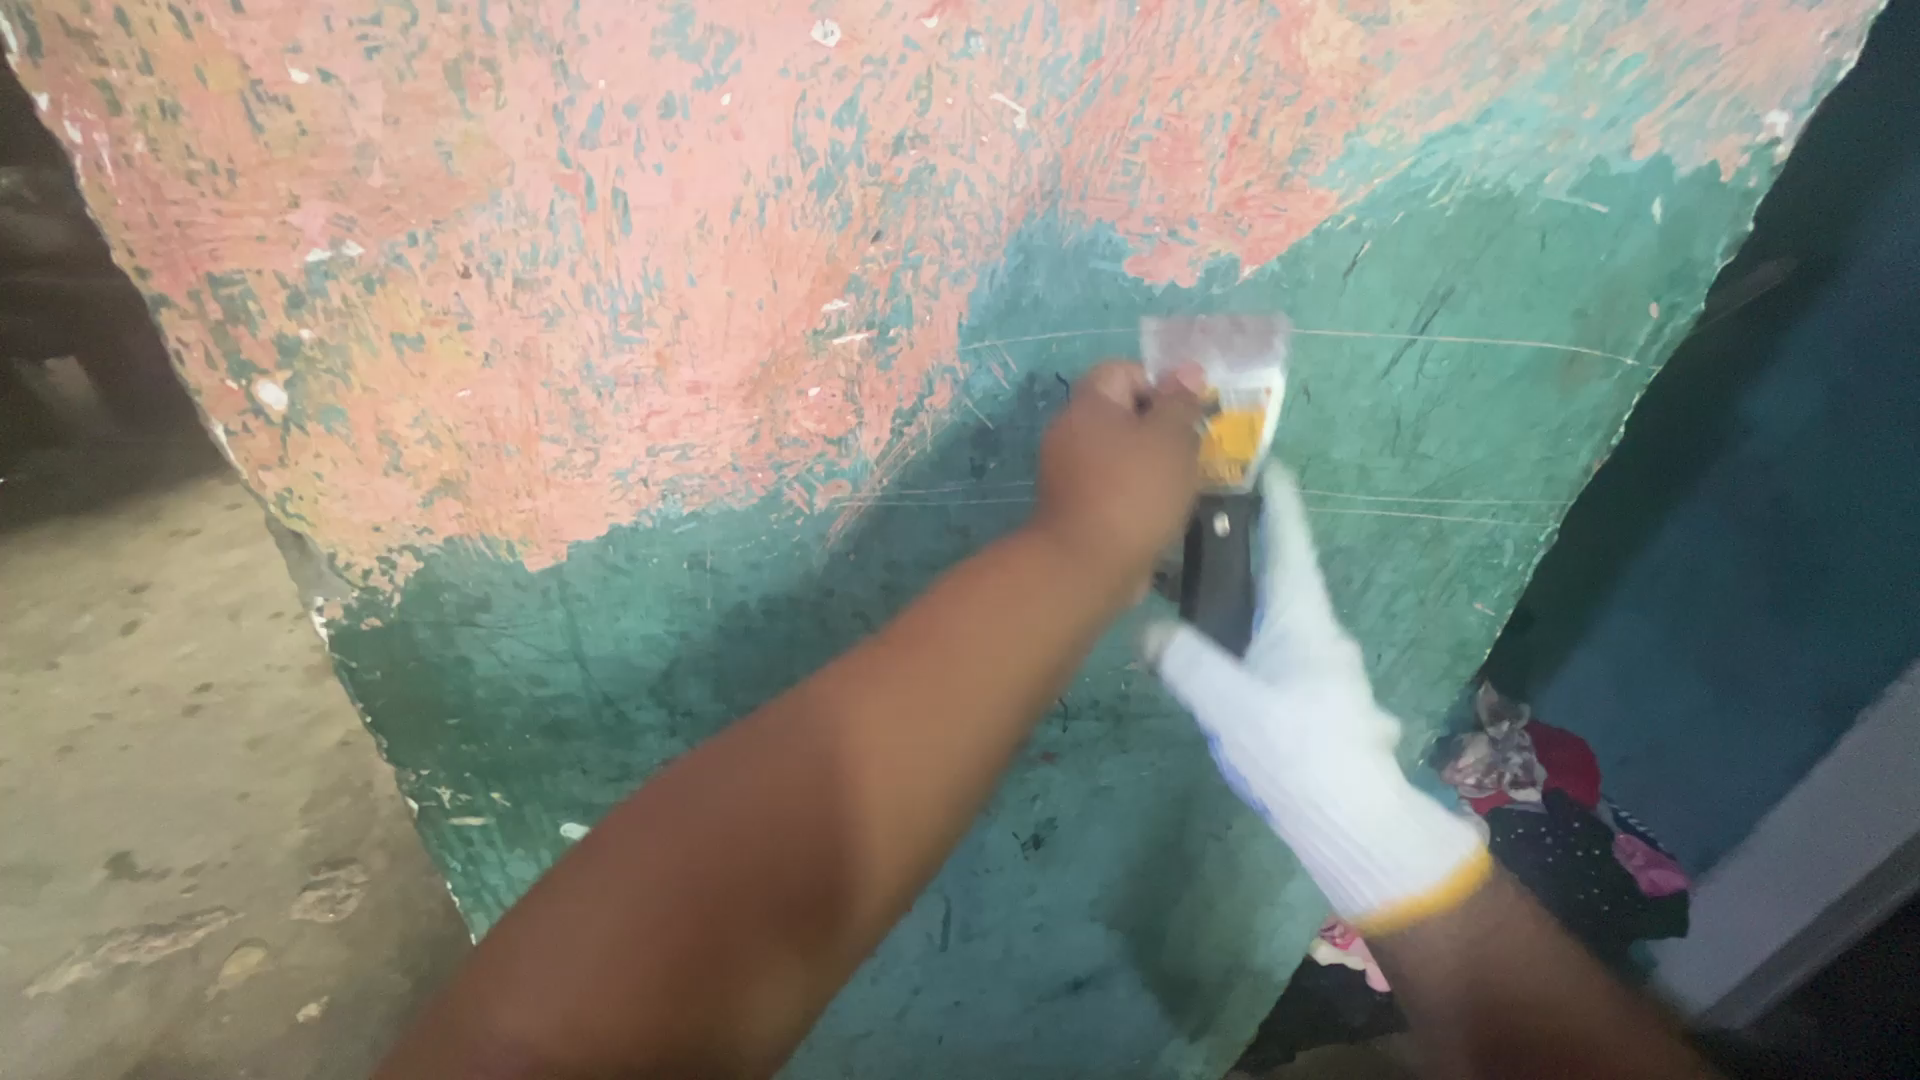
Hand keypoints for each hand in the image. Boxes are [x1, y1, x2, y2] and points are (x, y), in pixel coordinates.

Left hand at [1028, 360, 1206, 592]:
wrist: (1087, 565)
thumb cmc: (1134, 492)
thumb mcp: (1171, 439)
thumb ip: (1180, 402)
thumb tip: (1187, 371)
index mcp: (1087, 406)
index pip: (1122, 370)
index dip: (1158, 383)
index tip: (1185, 414)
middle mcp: (1068, 433)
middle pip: (1119, 413)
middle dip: (1158, 427)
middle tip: (1189, 450)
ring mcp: (1065, 472)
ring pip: (1116, 453)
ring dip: (1149, 463)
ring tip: (1180, 484)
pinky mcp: (1072, 507)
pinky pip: (1109, 485)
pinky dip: (1133, 492)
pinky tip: (1157, 511)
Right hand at [1143, 466, 1489, 931]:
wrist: (1351, 820)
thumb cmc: (1296, 749)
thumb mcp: (1227, 702)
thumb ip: (1183, 660)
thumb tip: (1144, 629)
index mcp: (1302, 618)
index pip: (1288, 540)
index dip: (1276, 498)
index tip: (1258, 461)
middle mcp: (1315, 631)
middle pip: (1277, 572)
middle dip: (1242, 545)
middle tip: (1191, 529)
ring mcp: (1317, 665)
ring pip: (1270, 612)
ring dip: (1236, 593)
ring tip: (1186, 588)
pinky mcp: (1310, 694)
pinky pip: (1268, 645)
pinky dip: (1238, 631)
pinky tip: (1208, 653)